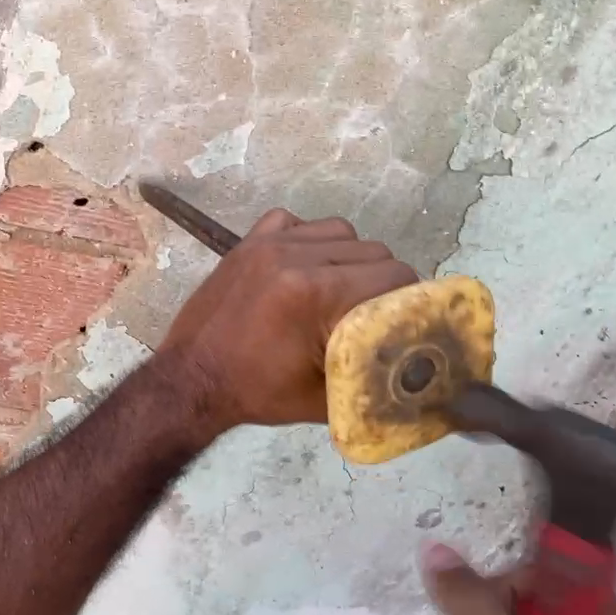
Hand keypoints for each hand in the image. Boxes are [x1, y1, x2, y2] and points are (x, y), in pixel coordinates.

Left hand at [157, 209, 416, 430]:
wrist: (192, 377)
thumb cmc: (259, 392)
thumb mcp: (329, 393)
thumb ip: (376, 366)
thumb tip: (423, 361)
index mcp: (314, 291)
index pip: (394, 275)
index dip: (410, 299)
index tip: (406, 320)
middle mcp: (292, 256)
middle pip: (372, 251)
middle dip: (383, 282)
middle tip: (374, 312)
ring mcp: (266, 243)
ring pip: (339, 231)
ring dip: (349, 258)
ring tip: (339, 290)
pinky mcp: (246, 241)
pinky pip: (295, 221)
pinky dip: (308, 238)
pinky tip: (305, 267)